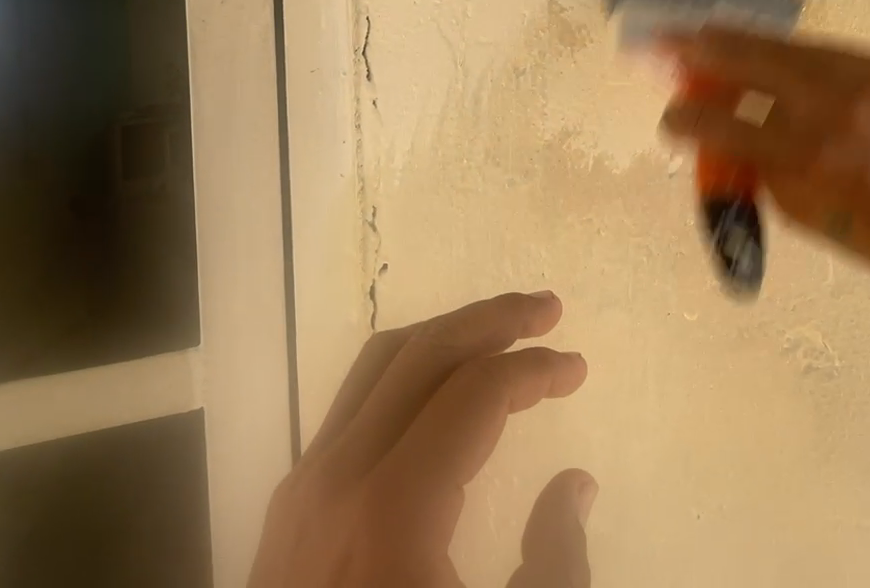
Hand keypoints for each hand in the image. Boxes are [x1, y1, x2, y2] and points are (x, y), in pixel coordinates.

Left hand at [249, 292, 594, 587]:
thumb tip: (573, 487)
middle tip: (547, 308)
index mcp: (391, 509)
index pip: (474, 393)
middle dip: (491, 319)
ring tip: (501, 330)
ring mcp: (305, 482)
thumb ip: (556, 564)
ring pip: (379, 366)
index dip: (535, 368)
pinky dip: (409, 374)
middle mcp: (337, 474)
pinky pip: (355, 404)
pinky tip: (442, 388)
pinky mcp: (292, 501)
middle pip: (421, 353)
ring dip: (446, 337)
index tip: (577, 367)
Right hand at [660, 29, 869, 284]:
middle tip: (664, 39)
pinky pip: (825, 53)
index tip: (669, 116)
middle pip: (745, 57)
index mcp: (805, 155)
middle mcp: (831, 105)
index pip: (720, 121)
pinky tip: (776, 59)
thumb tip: (722, 126)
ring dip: (740, 42)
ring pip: (783, 44)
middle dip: (696, 47)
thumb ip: (756, 164)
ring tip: (709, 36)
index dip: (683, 116)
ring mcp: (866, 77)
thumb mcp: (801, 210)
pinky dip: (792, 57)